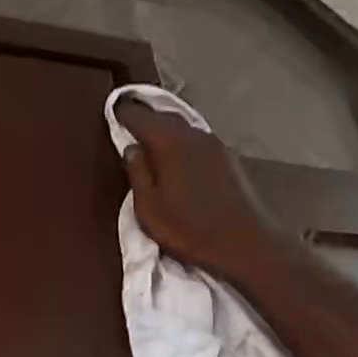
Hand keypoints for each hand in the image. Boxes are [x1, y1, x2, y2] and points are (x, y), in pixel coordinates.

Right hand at [118, 100, 281, 277]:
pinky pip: (197, 140)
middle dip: (145, 117)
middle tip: (128, 121)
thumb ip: (138, 173)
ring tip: (150, 138)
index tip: (112, 112)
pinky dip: (182, 141)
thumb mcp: (149, 208)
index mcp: (169, 143)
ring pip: (183, 127)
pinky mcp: (228, 158)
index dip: (124, 112)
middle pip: (164, 116)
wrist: (245, 244)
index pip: (140, 116)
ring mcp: (215, 145)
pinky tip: (177, 155)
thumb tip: (131, 147)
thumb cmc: (189, 230)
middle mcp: (193, 135)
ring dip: (165, 129)